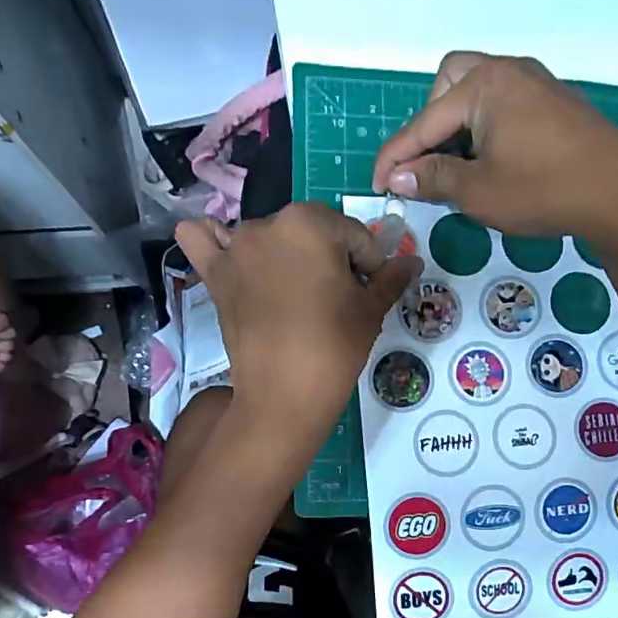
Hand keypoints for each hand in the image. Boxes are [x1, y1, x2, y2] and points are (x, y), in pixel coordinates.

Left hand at [175, 204, 419, 453]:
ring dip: (285, 253)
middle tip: (338, 299)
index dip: (370, 264)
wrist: (285, 394)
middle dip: (331, 257)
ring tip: (296, 293)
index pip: (355, 235)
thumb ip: (390, 279)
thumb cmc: (334, 347)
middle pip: (313, 231)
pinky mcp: (214, 274)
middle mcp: (268, 224)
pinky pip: (204, 240)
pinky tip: (234, 258)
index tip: (371, 293)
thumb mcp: (370, 311)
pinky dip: (216, 242)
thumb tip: (413, 262)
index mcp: (312, 224)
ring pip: (268, 236)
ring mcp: (235, 247)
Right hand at [372, 53, 617, 243]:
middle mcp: (508, 70)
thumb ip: (434, 180)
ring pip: (480, 90)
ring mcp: (537, 83)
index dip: (397, 156)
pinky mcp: (557, 102)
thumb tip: (399, 176)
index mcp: (483, 85)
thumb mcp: (480, 193)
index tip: (379, 184)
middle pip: (449, 82)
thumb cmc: (543, 192)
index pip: (424, 121)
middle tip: (431, 165)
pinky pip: (507, 103)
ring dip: (460, 124)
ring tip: (462, 167)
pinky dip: (489, 127)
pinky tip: (496, 161)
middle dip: (431, 123)